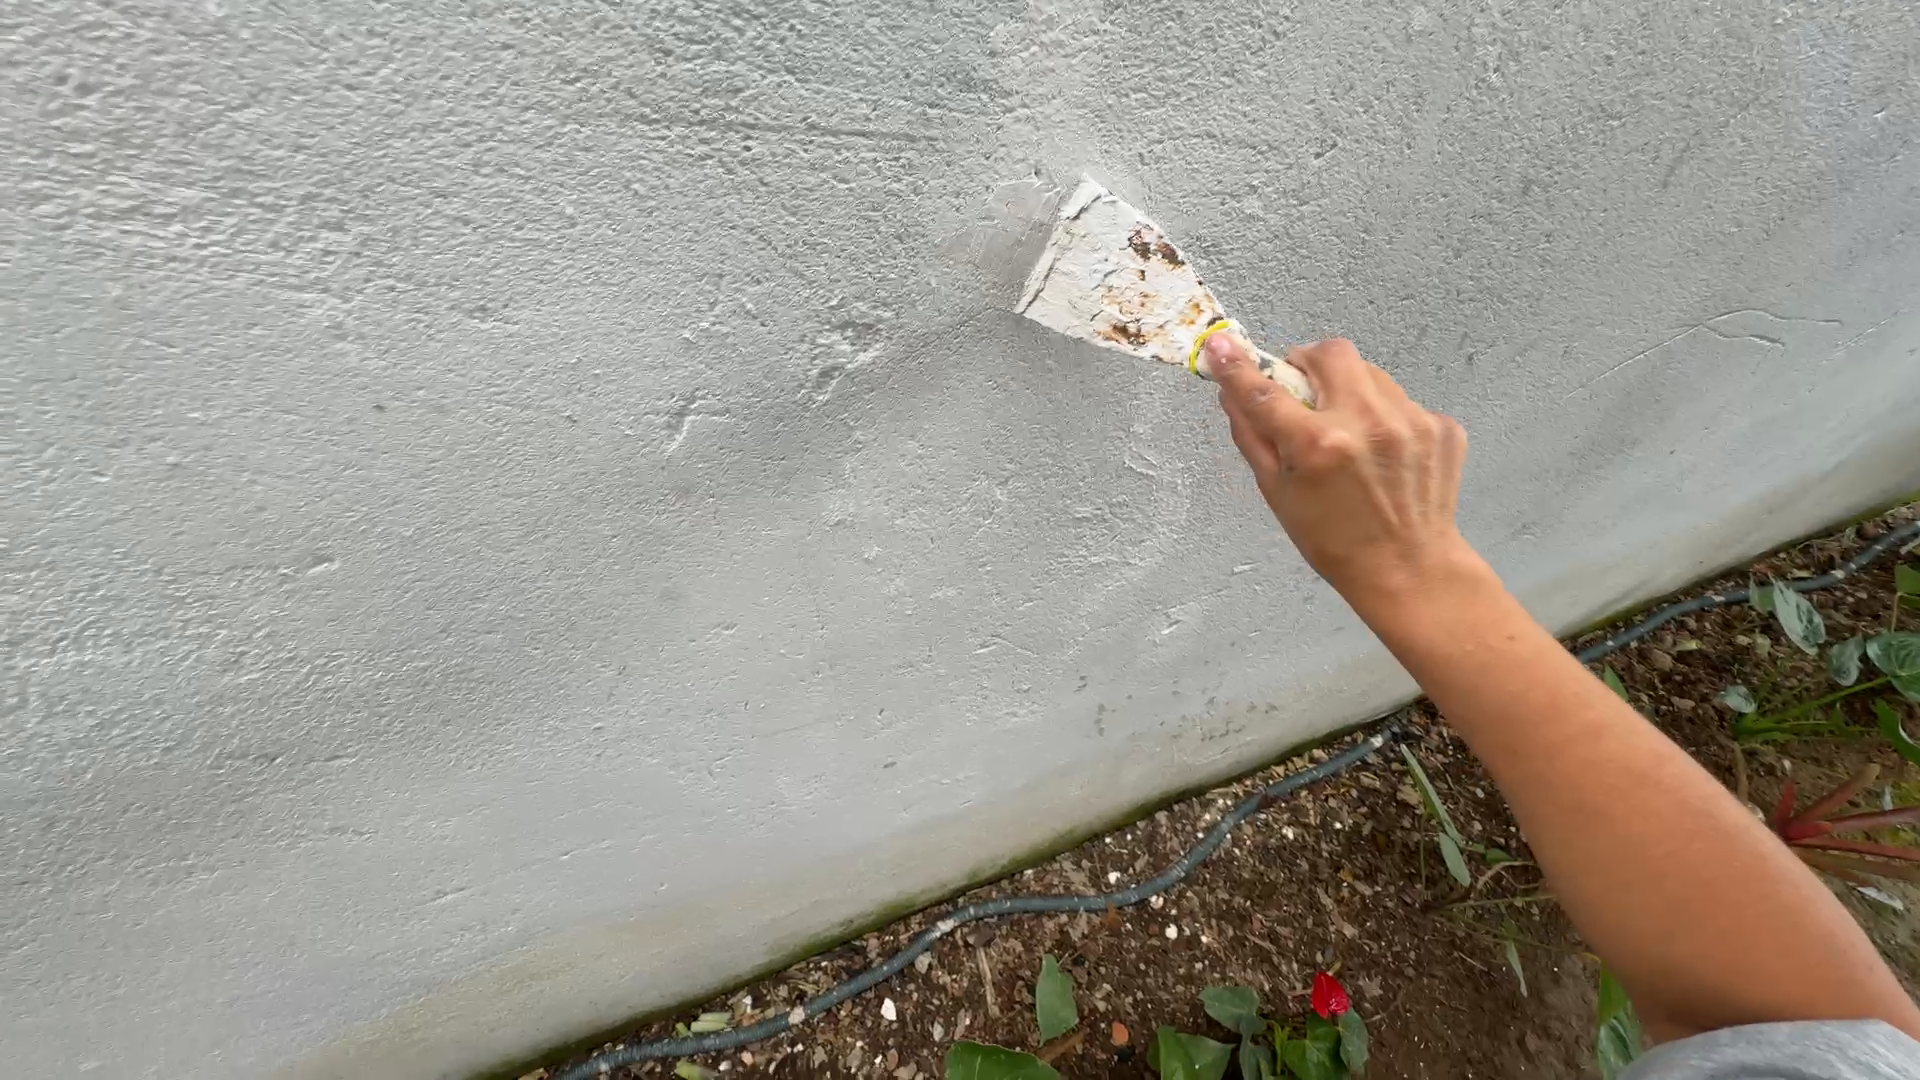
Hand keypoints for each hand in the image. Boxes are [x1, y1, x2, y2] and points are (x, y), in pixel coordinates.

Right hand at [1206, 330, 1475, 612]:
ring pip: (1368, 373)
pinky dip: (1380, 415)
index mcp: (1317, 445)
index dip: (1237, 366)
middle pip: (1330, 353)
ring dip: (1347, 389)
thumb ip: (1251, 436)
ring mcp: (1411, 421)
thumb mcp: (1276, 492)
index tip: (1220, 345)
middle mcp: (1367, 423)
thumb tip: (1230, 393)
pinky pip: (1399, 399)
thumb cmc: (1330, 539)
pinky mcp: (1441, 426)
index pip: (1265, 391)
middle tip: (1301, 390)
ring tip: (1346, 432)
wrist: (1407, 567)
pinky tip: (1379, 453)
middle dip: (1308, 363)